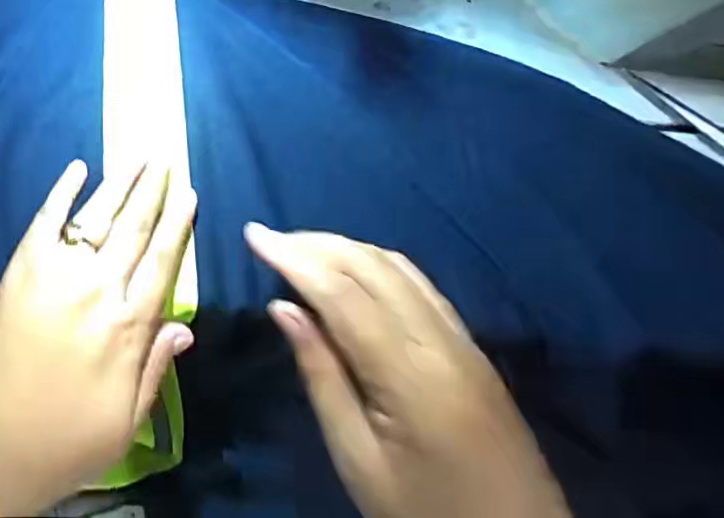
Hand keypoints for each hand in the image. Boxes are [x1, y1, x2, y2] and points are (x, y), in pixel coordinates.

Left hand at [0, 159, 196, 517]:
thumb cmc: (59, 442)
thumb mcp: (123, 425)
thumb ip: (156, 370)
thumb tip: (185, 327)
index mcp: (127, 326)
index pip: (162, 263)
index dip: (177, 226)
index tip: (189, 195)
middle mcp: (98, 289)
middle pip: (134, 230)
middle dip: (153, 193)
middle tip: (166, 163)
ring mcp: (58, 273)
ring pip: (99, 217)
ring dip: (120, 184)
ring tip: (137, 158)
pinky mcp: (23, 267)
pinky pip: (47, 219)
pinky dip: (63, 191)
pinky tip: (77, 169)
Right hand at [245, 224, 569, 517]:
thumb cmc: (426, 514)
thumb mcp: (359, 461)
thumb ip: (321, 376)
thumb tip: (284, 308)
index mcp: (408, 373)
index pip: (340, 293)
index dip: (293, 257)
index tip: (253, 232)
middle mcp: (437, 338)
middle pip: (369, 266)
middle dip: (315, 243)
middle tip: (271, 238)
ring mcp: (459, 337)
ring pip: (395, 265)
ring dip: (345, 247)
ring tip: (302, 248)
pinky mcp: (470, 343)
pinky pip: (417, 282)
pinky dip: (376, 263)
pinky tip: (354, 269)